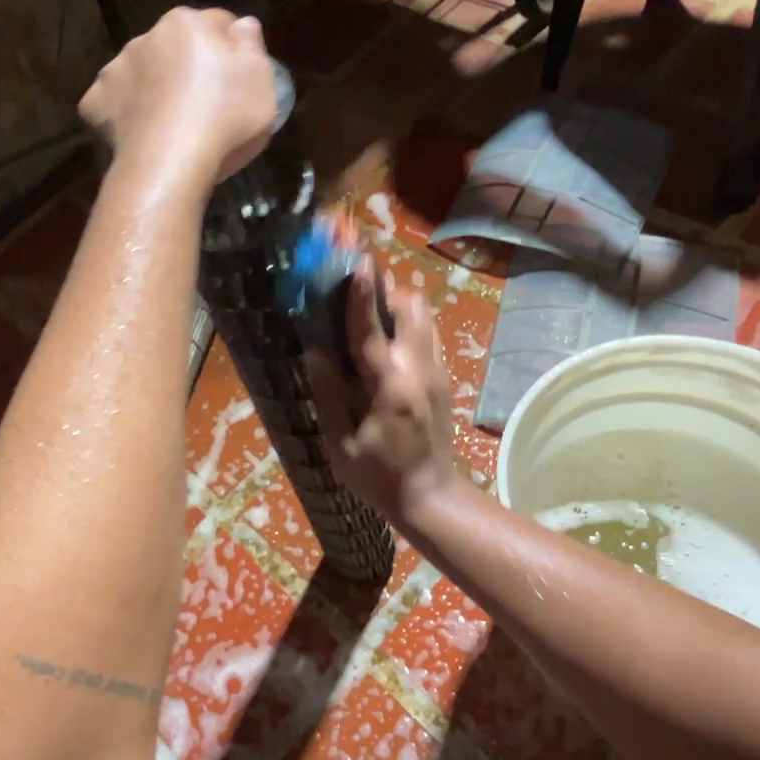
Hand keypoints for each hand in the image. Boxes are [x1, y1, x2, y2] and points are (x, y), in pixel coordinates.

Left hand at [78, 7, 278, 190]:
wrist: (169, 164)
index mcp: (186, 24)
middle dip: (188, 68)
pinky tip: (142, 135)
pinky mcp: (95, 104)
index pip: (217, 24)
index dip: (232, 50)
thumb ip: (251, 46)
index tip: (240, 78)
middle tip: (207, 106)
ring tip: (172, 125)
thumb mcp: (261, 79)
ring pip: (141, 74)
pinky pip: (114, 104)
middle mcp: (145, 37)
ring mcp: (114, 70)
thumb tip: (242, 25)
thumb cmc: (223, 118)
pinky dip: (126, 115)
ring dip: (154, 89)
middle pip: (174, 48)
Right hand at [308, 263, 459, 523]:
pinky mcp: (443, 379)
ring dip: (398, 305)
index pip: (371, 331)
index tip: (358, 262)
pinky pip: (427, 334)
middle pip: (410, 309)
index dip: (362, 296)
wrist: (431, 497)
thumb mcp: (340, 444)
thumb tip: (316, 350)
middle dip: (384, 291)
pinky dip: (408, 324)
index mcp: (389, 388)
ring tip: (371, 312)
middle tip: (356, 288)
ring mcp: (437, 373)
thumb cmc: (377, 476)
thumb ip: (329, 393)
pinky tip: (387, 341)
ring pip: (425, 317)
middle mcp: (418, 371)